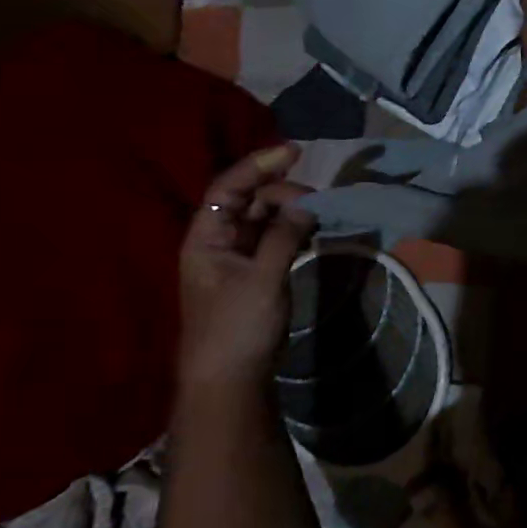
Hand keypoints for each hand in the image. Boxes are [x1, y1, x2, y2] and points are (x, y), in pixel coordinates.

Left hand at [178, 143, 314, 384]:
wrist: (228, 376)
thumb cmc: (237, 326)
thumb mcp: (263, 279)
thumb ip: (283, 238)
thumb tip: (307, 206)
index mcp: (206, 237)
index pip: (229, 188)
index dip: (259, 165)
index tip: (295, 151)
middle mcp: (218, 242)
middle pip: (248, 200)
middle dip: (282, 191)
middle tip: (319, 199)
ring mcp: (237, 259)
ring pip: (263, 220)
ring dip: (290, 210)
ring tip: (321, 212)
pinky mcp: (255, 275)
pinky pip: (274, 240)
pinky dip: (294, 230)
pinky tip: (314, 230)